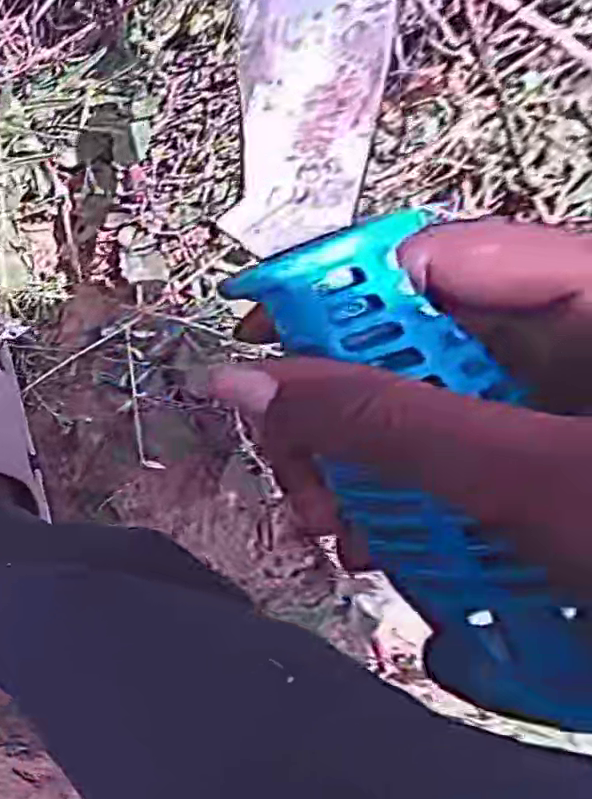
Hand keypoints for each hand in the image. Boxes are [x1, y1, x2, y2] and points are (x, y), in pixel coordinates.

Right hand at [211, 219, 591, 593]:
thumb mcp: (535, 479)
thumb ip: (375, 421)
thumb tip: (241, 382)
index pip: (432, 260)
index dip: (327, 291)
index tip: (250, 342)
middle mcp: (584, 345)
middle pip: (402, 346)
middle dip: (329, 415)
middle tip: (301, 476)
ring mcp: (564, 406)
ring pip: (406, 410)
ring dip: (354, 470)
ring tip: (348, 528)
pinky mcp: (546, 459)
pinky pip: (437, 456)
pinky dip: (395, 497)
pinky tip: (390, 538)